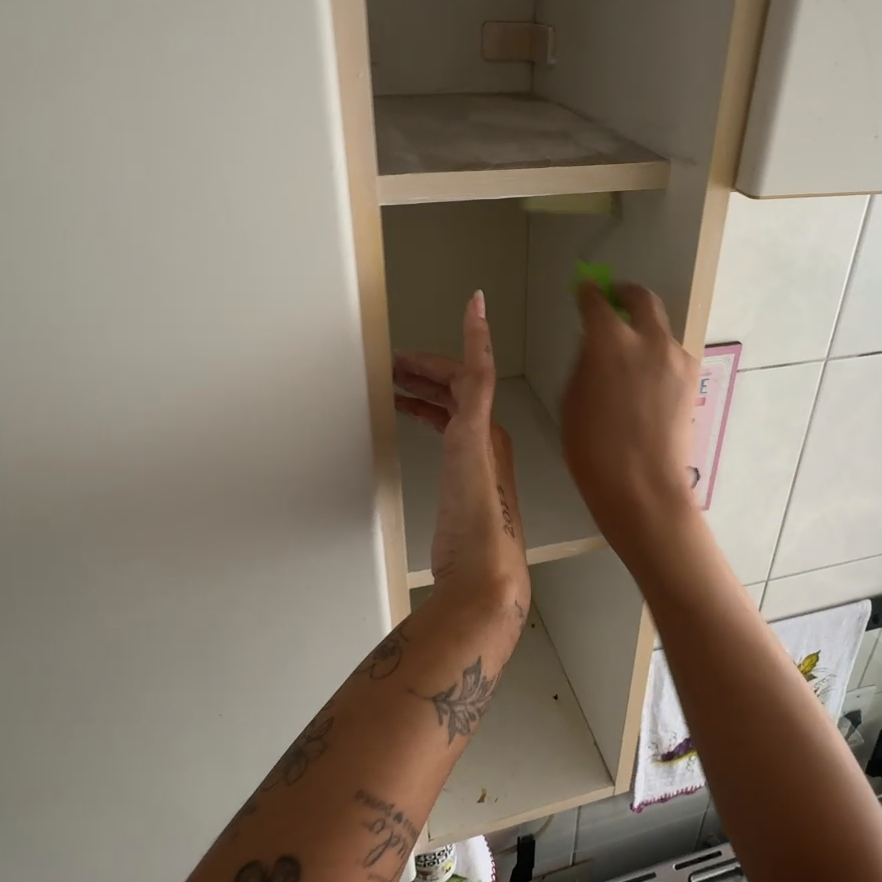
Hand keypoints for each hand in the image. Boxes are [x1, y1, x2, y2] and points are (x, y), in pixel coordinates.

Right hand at [393, 291, 527, 598]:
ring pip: (448, 411)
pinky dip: (426, 419)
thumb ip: (476, 384)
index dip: (462, 340)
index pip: (470, 371)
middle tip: (391, 362)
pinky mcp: (460, 484)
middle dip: (426, 370)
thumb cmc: (478, 512)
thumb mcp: (472, 439)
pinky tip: (413, 423)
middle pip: (456, 390)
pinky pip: (441, 435)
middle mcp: (487, 438)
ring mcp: (474, 461)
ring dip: (423, 393)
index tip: (462, 308)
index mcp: (490, 426)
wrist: (483, 573)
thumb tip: (481, 326)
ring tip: (393, 385)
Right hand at [561, 282, 699, 546]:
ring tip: (629, 353)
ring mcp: (676, 358)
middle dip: (625, 294)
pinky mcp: (692, 379)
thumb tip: (596, 346)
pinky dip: (657, 357)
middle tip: (613, 300)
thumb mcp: (573, 400)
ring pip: (659, 329)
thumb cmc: (593, 450)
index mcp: (610, 341)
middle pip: (641, 299)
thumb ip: (586, 362)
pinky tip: (645, 382)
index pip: (597, 301)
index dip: (588, 293)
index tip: (583, 291)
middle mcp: (649, 339)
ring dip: (643, 330)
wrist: (643, 487)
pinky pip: (671, 355)